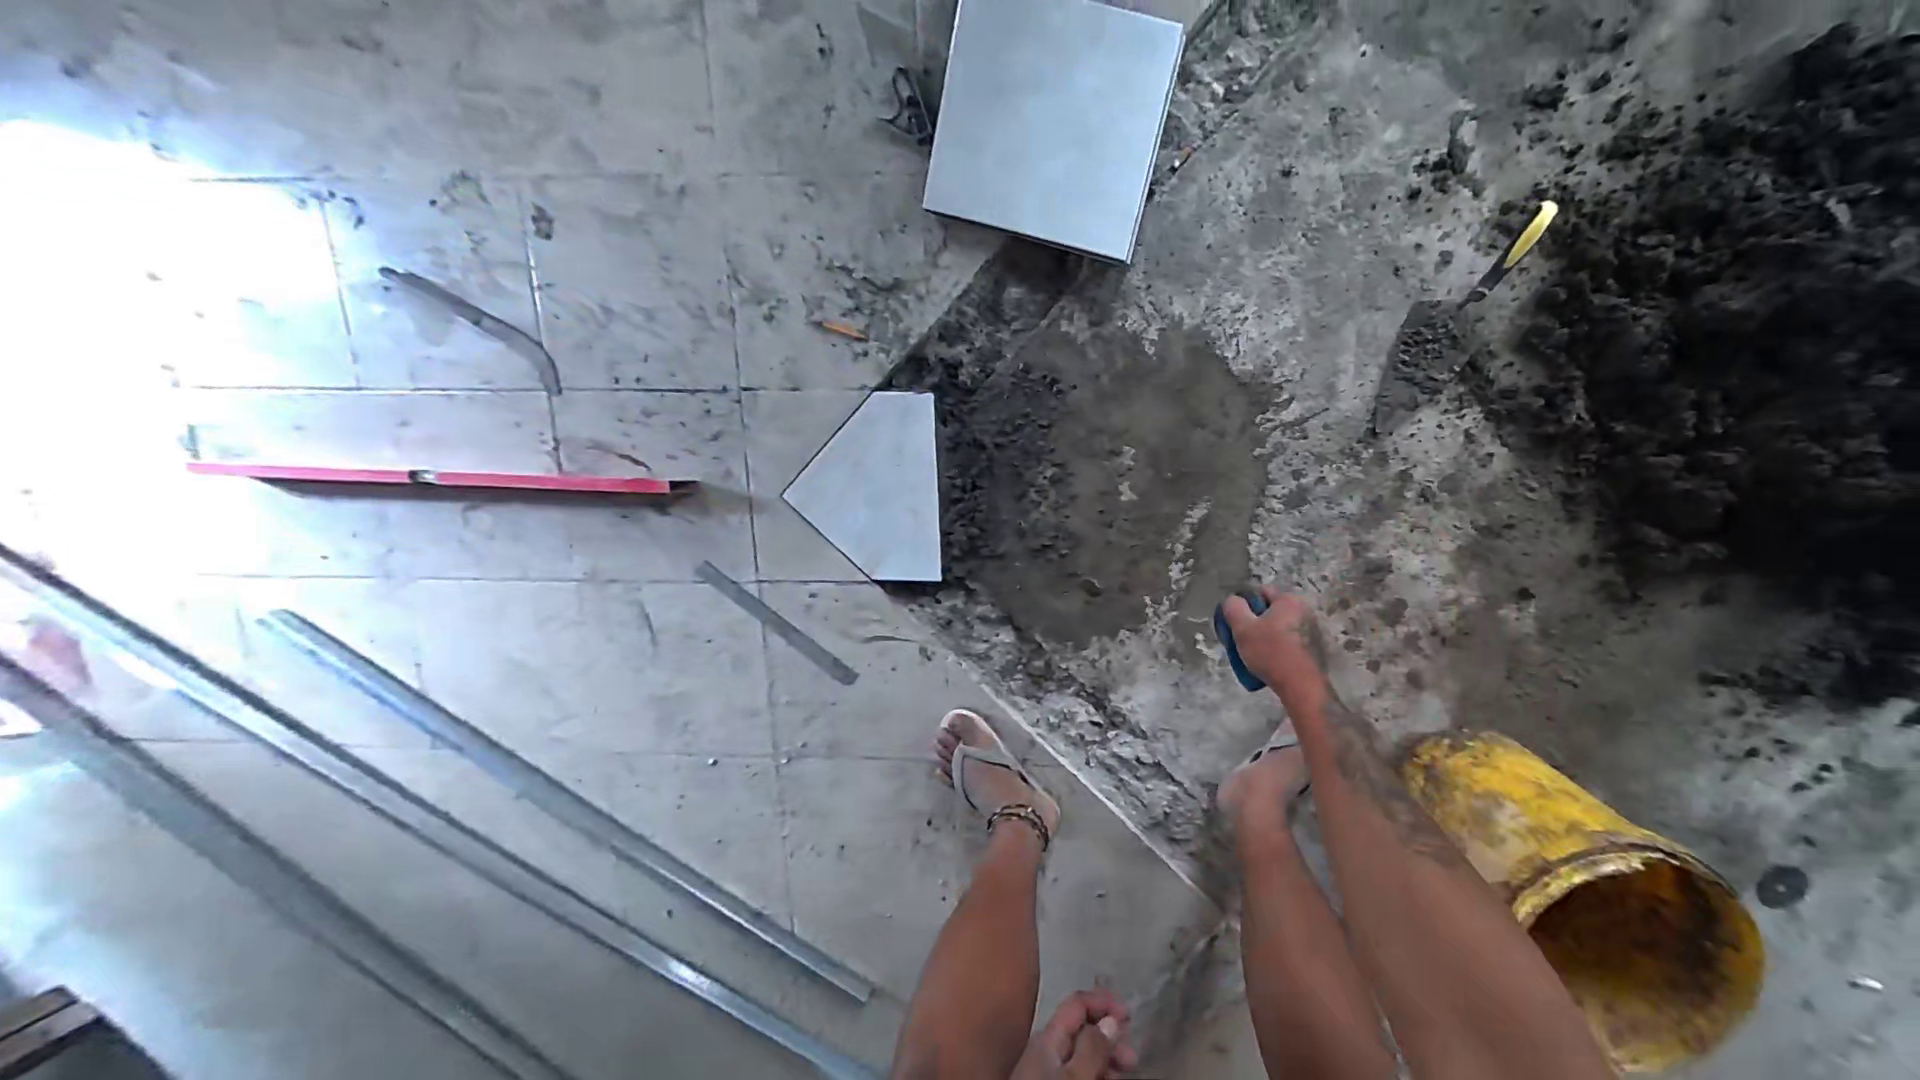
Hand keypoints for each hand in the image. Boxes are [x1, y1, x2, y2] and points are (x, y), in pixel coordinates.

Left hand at [1009, 989, 1136, 1079]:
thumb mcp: (1076, 1078)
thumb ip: (1093, 1048)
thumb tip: (1111, 1020)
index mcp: (1049, 1037)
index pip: (1077, 1004)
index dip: (1103, 1002)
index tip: (1129, 1015)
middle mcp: (1049, 1049)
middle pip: (1083, 1030)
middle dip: (1111, 1037)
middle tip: (1132, 1058)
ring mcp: (1049, 1072)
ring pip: (1083, 1054)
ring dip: (1107, 1059)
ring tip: (1126, 1073)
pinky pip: (1079, 1074)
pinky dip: (1097, 1075)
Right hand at [1219, 588, 1329, 693]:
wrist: (1301, 686)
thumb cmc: (1271, 652)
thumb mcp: (1242, 628)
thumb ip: (1233, 608)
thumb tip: (1233, 600)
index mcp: (1289, 600)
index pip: (1261, 592)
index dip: (1245, 605)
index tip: (1237, 623)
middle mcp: (1305, 610)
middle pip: (1271, 611)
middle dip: (1255, 622)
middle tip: (1243, 639)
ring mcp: (1313, 630)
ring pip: (1279, 627)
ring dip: (1266, 636)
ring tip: (1255, 653)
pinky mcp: (1316, 648)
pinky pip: (1290, 641)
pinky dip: (1279, 647)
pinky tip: (1270, 662)